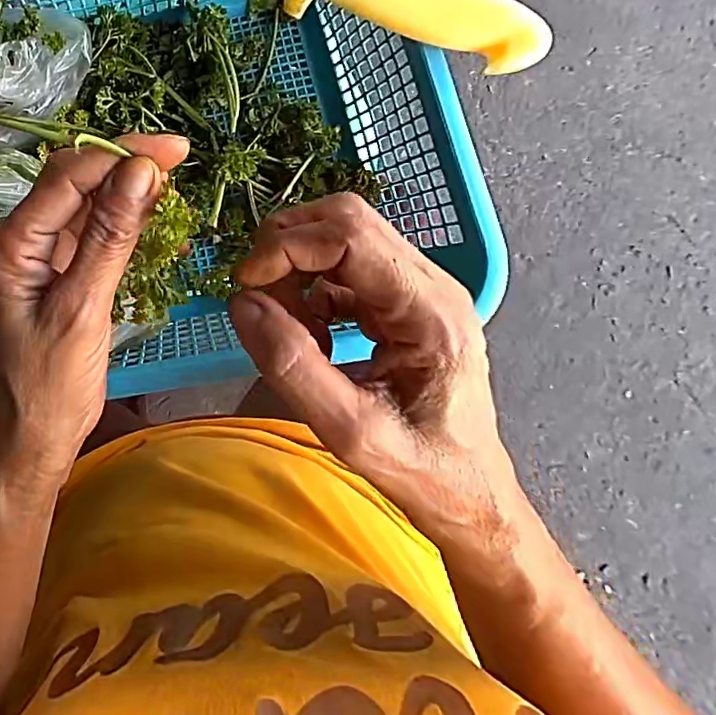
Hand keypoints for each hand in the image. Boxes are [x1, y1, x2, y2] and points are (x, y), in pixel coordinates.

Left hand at [0, 133, 188, 482]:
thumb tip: (142, 172)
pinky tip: (159, 217)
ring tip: (174, 181)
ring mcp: (44, 256)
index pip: (69, 177)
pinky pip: (98, 231)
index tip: (173, 151)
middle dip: (127, 162)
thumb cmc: (50, 386)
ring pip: (90, 202)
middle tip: (180, 156)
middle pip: (77, 180)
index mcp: (13, 244)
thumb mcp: (84, 308)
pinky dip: (130, 219)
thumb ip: (111, 238)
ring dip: (131, 187)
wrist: (34, 441)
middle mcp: (24, 240)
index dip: (121, 156)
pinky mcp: (65, 272)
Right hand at [227, 193, 522, 543]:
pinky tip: (312, 333)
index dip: (287, 248)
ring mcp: (422, 288)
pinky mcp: (407, 300)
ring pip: (347, 236)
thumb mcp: (351, 434)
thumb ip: (294, 368)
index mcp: (430, 311)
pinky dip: (314, 287)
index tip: (245, 285)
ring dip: (300, 267)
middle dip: (290, 246)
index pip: (351, 237)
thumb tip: (243, 304)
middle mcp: (432, 284)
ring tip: (289, 326)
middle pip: (349, 221)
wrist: (472, 493)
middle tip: (260, 299)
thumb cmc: (425, 473)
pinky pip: (350, 267)